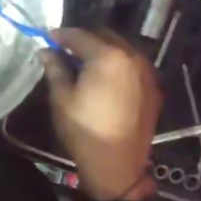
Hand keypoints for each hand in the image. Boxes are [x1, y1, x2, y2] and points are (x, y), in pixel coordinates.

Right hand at [40, 28, 160, 200]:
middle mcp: (131, 56)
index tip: (47, 38)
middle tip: (65, 50)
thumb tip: (46, 51)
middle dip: (84, 40)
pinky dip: (117, 64)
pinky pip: (132, 65)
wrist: (118, 166)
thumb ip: (55, 68)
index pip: (80, 35)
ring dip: (103, 50)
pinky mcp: (153, 87)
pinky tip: (104, 78)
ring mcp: (146, 72)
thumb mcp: (62, 99)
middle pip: (105, 36)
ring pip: (121, 49)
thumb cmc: (84, 131)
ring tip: (84, 64)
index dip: (61, 35)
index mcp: (107, 56)